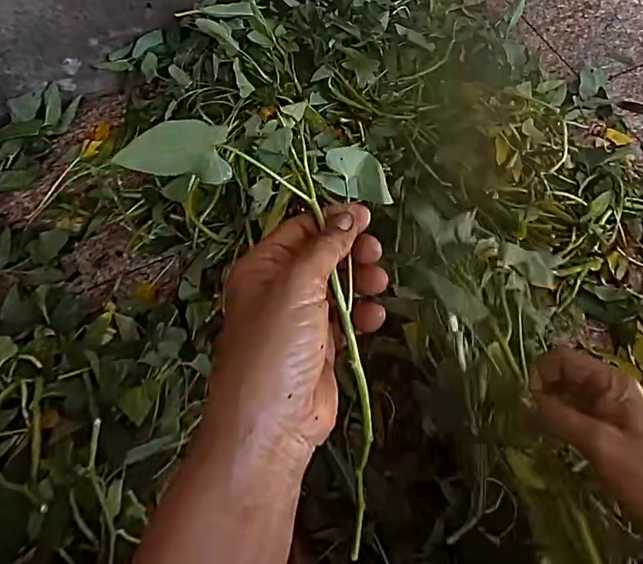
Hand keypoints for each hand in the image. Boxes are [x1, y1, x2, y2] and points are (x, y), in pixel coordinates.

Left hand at [205, 203, 389, 471]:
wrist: (272, 427)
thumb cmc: (275, 345)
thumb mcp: (297, 285)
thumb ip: (326, 246)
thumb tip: (348, 214)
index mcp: (262, 267)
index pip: (301, 229)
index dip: (333, 220)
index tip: (365, 215)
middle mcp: (280, 288)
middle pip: (323, 255)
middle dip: (351, 251)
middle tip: (375, 250)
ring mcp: (301, 319)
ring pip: (338, 286)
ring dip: (361, 280)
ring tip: (379, 282)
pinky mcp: (321, 346)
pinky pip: (347, 318)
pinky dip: (363, 313)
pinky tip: (375, 316)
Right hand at [532, 348, 642, 563]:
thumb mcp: (600, 444)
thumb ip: (560, 418)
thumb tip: (524, 400)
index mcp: (611, 381)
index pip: (564, 358)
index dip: (542, 373)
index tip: (528, 401)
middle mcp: (609, 389)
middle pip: (565, 375)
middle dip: (543, 390)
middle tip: (527, 418)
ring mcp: (609, 411)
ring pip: (568, 397)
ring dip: (549, 408)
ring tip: (534, 430)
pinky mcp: (609, 433)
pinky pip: (576, 417)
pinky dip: (560, 424)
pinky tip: (551, 441)